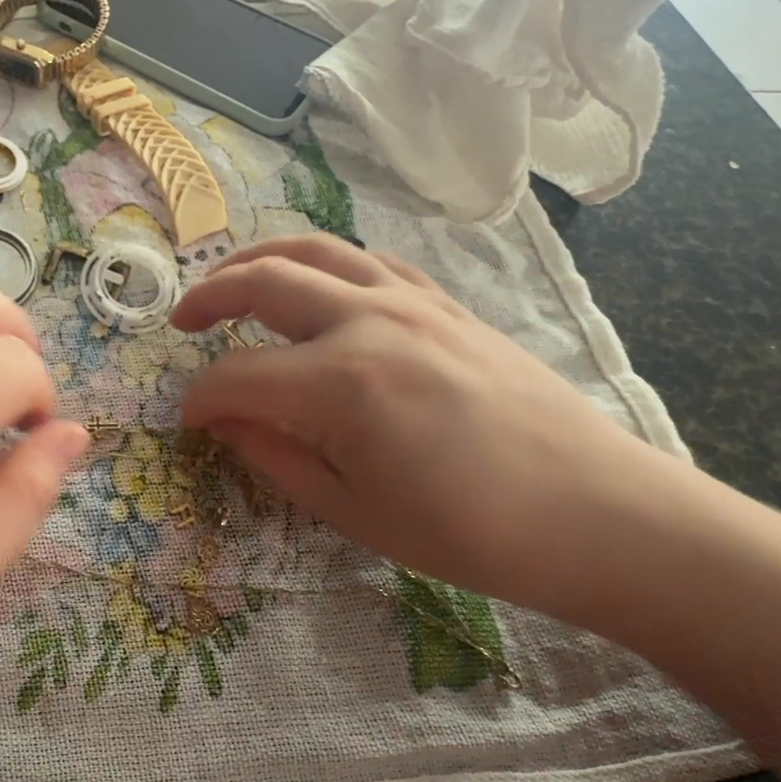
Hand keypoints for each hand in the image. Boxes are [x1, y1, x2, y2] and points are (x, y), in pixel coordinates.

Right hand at [171, 234, 675, 604]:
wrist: (601, 517)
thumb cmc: (471, 532)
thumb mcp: (352, 510)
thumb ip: (272, 456)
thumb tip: (221, 422)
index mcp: (340, 383)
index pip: (237, 375)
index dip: (201, 399)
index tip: (187, 420)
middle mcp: (369, 321)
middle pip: (263, 282)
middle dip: (207, 297)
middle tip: (180, 321)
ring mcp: (412, 301)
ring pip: (314, 249)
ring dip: (258, 258)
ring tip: (229, 277)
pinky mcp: (446, 302)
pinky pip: (369, 260)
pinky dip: (325, 263)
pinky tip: (315, 284)